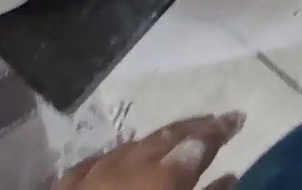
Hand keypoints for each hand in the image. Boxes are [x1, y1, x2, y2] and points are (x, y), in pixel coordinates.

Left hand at [55, 113, 246, 189]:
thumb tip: (228, 176)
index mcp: (163, 174)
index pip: (200, 141)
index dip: (221, 128)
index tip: (238, 117)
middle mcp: (131, 164)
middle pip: (168, 135)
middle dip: (193, 127)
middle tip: (214, 121)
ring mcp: (93, 174)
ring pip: (131, 145)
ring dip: (155, 141)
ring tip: (170, 138)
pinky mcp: (63, 188)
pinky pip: (90, 165)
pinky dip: (110, 159)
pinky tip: (116, 157)